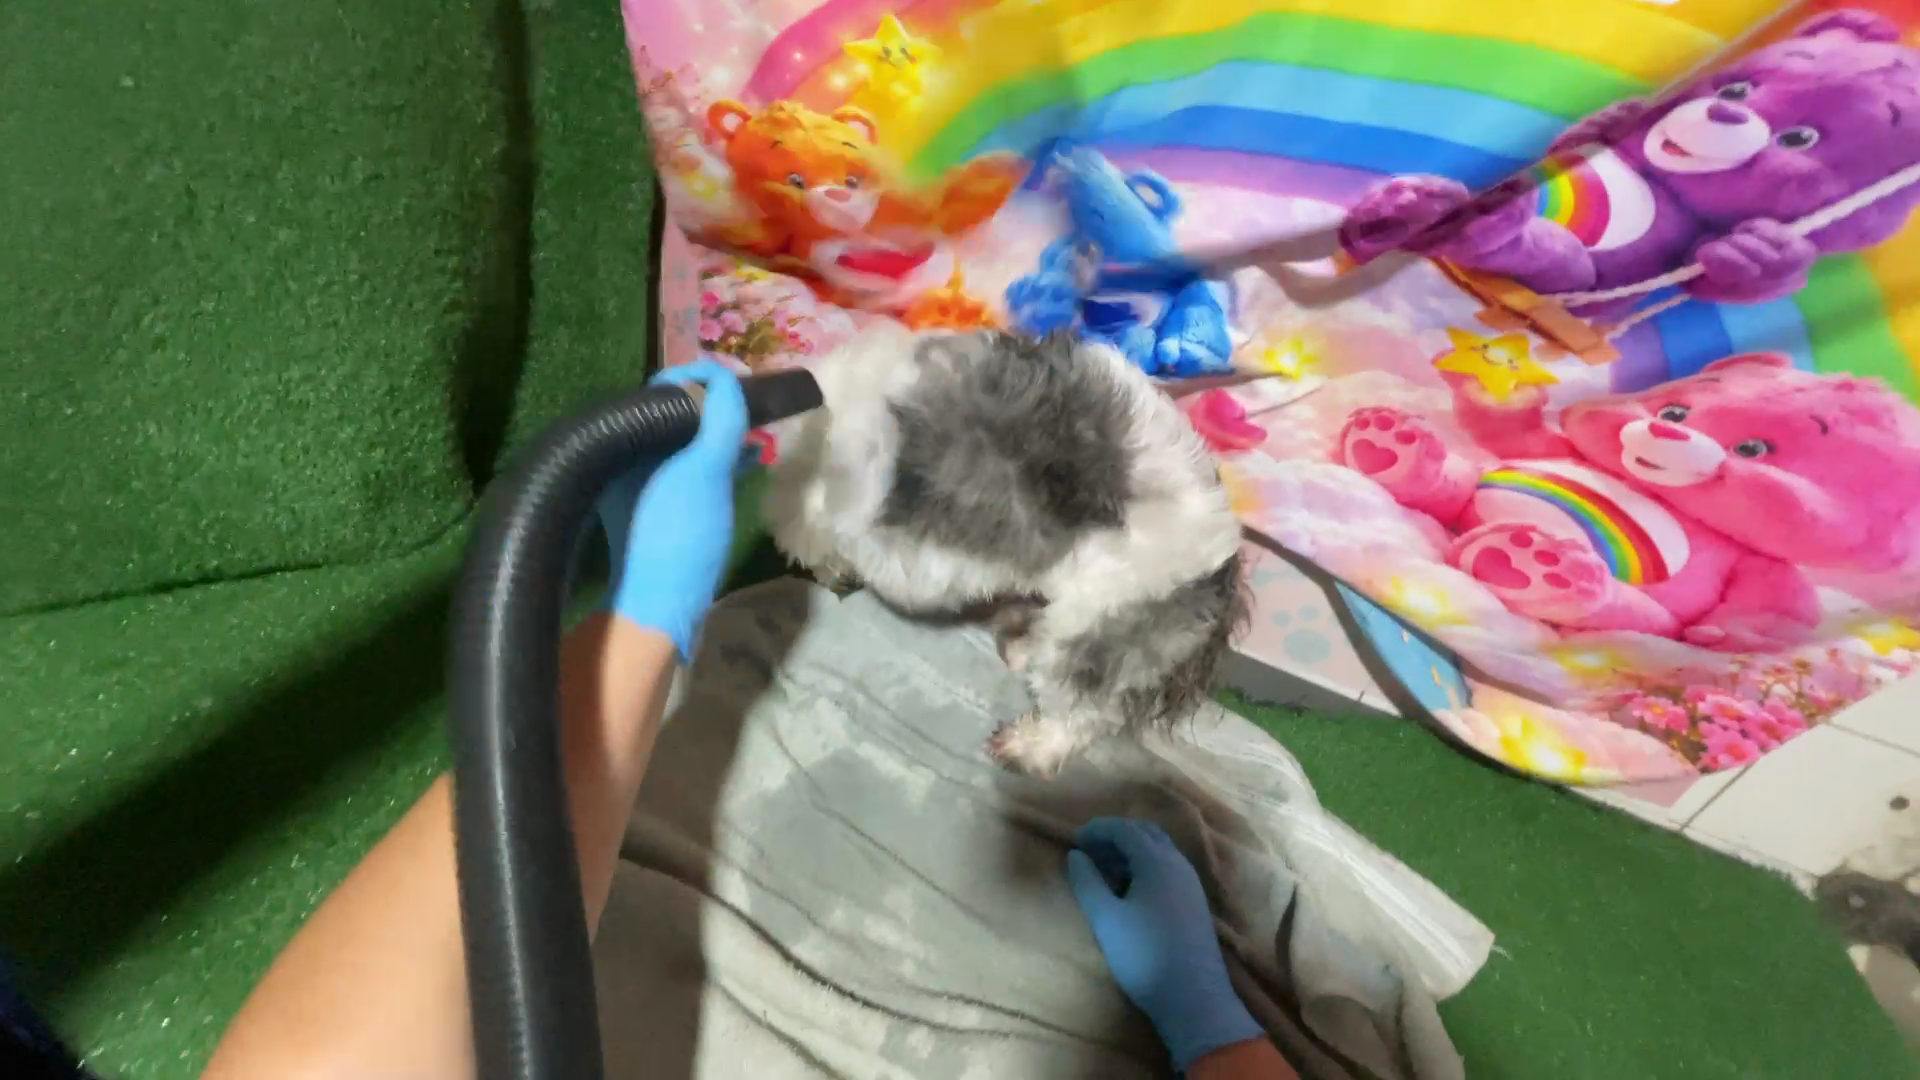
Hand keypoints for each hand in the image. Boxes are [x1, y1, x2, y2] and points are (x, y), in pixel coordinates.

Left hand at [596, 359, 750, 660]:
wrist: (661, 605)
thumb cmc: (680, 534)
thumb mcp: (705, 471)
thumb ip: (719, 421)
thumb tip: (727, 380)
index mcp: (624, 438)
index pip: (666, 386)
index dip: (707, 380)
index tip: (748, 389)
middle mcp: (625, 455)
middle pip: (677, 413)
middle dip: (718, 409)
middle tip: (755, 414)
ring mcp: (638, 481)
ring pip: (686, 441)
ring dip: (721, 435)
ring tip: (756, 437)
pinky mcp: (655, 505)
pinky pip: (689, 467)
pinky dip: (716, 460)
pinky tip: (744, 464)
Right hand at [1065, 817, 1263, 1070]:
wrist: (1195, 1000)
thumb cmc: (1144, 955)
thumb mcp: (1106, 919)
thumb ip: (1087, 882)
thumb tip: (1076, 855)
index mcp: (1156, 860)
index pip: (1123, 828)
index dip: (1097, 829)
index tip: (1075, 841)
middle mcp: (1177, 862)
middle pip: (1144, 832)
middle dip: (1115, 835)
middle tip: (1090, 851)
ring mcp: (1190, 881)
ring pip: (1158, 849)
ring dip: (1131, 850)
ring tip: (1106, 869)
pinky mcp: (1194, 900)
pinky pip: (1167, 866)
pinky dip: (1145, 864)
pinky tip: (1130, 888)